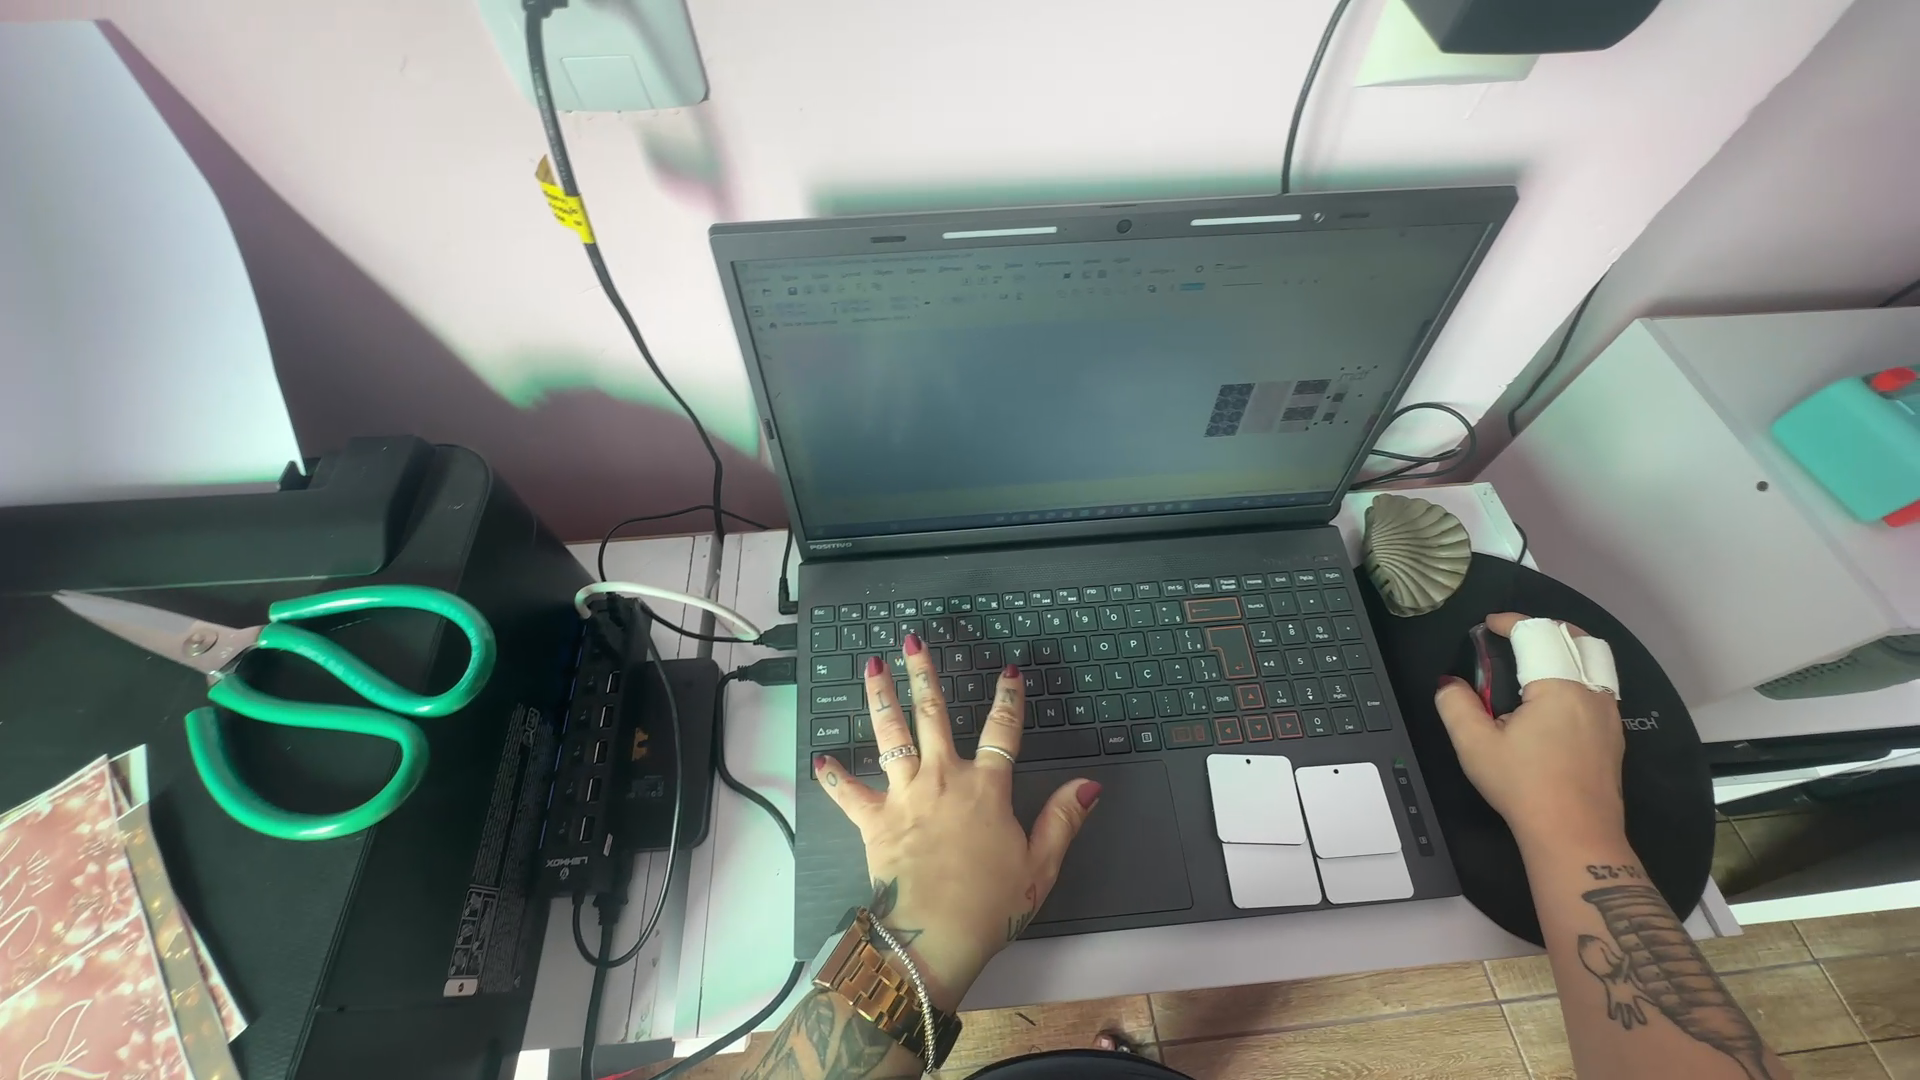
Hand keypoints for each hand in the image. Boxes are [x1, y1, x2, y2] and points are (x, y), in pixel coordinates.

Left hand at [810, 634, 1100, 1010]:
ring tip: (871, 666)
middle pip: (933, 715)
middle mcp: (942, 779)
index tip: (1009, 671)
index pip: (1003, 732)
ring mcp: (905, 795)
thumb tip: (1089, 785)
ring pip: (890, 735)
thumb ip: (1062, 819)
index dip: (1009, 700)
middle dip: (924, 675)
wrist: (933, 937)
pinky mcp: (875, 820)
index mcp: (985, 788)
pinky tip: (820, 759)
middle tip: (913, 642)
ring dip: (880, 698)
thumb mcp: (1039, 864)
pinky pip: (850, 794)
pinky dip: (835, 778)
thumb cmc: (989, 903)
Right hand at [1433, 612, 1625, 850]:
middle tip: (1511, 635)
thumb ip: (1455, 704)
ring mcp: (1608, 714)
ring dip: (1563, 648)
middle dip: (1542, 628)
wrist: (1574, 834)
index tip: (1487, 625)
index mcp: (1559, 688)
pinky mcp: (1612, 733)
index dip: (1509, 622)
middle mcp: (1592, 693)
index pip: (1538, 634)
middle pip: (1577, 638)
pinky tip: (1548, 693)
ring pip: (1594, 660)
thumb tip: (1449, 683)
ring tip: (1529, 659)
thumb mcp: (1473, 743)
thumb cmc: (1523, 786)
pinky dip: (1574, 671)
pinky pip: (1598, 684)